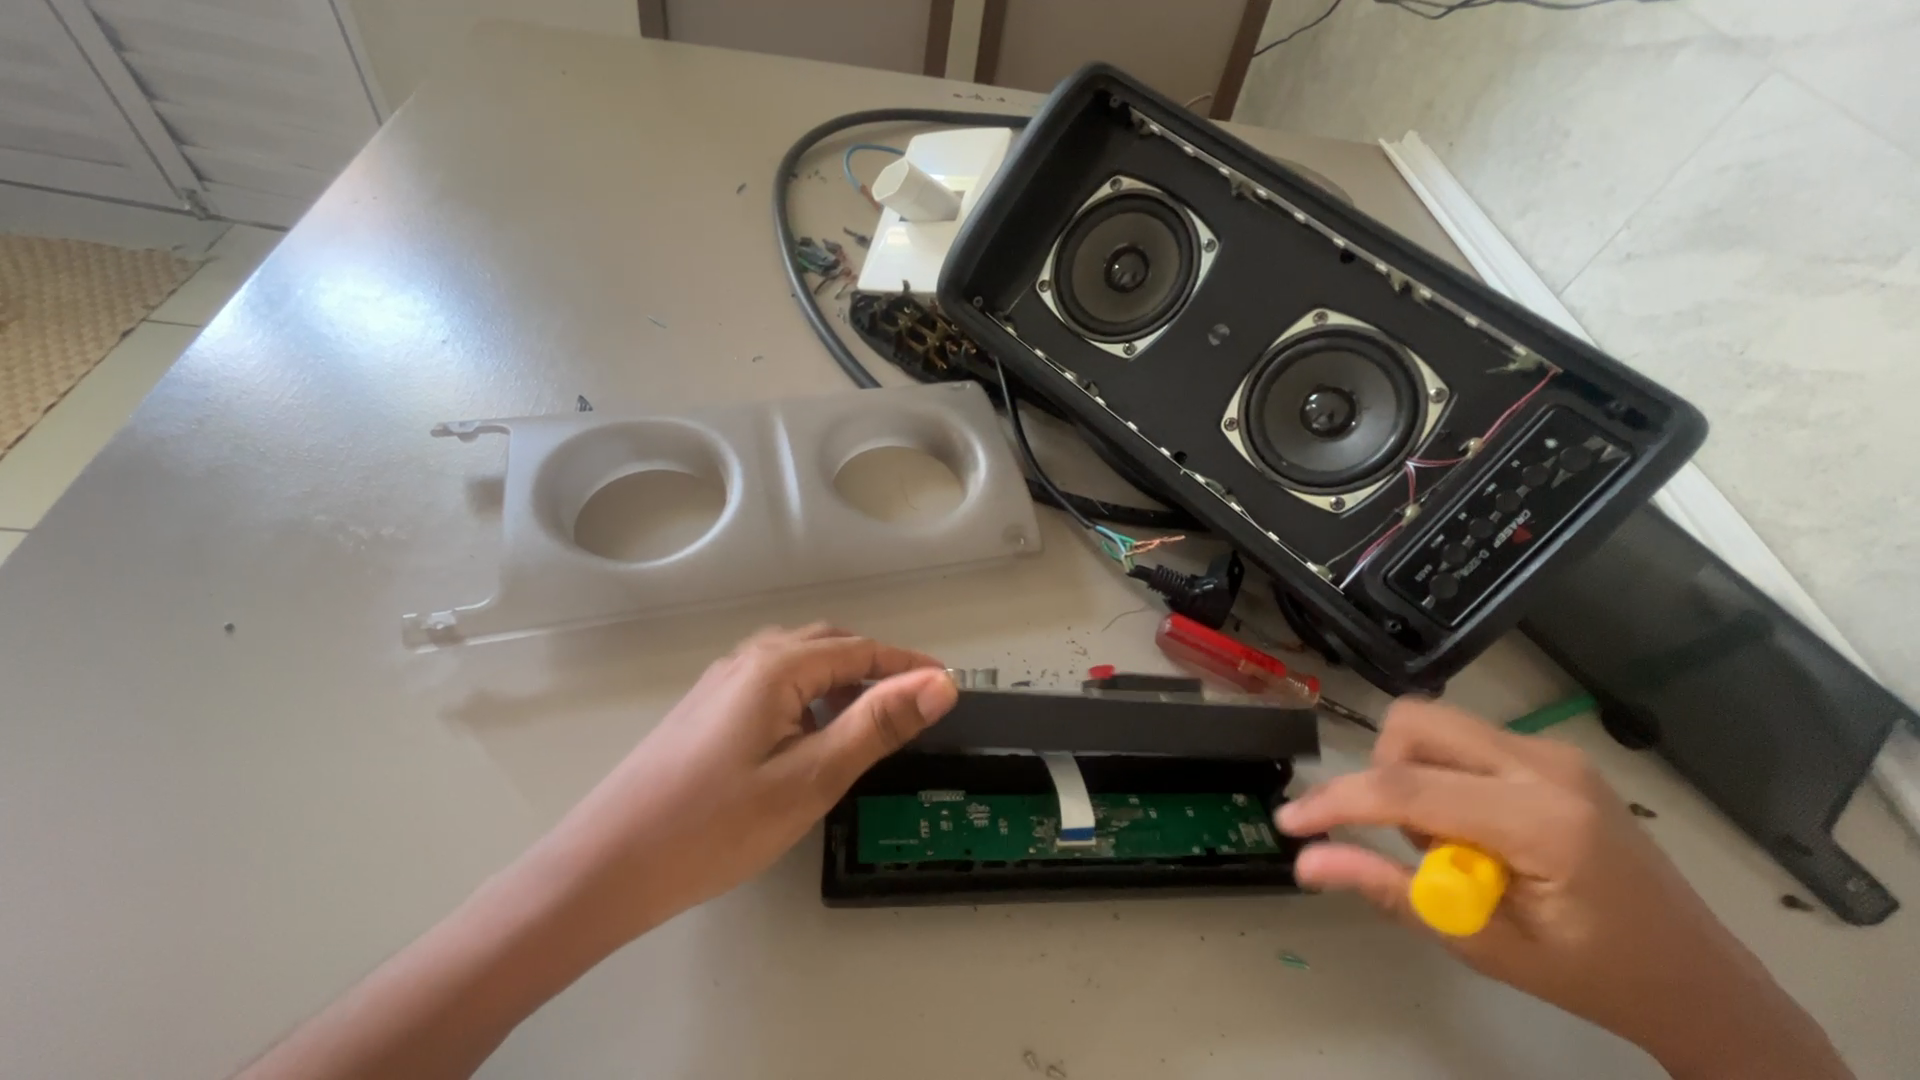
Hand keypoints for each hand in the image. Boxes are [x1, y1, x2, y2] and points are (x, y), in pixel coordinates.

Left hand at [233, 626, 954, 1079]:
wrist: (607, 866)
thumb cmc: (716, 826)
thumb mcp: (810, 778)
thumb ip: (877, 725)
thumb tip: (938, 683)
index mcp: (777, 667)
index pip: (861, 649)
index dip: (908, 665)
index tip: (947, 686)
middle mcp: (747, 660)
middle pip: (828, 644)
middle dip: (876, 666)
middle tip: (912, 705)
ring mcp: (719, 684)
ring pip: (796, 662)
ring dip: (841, 679)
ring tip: (868, 722)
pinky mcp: (704, 710)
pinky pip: (771, 683)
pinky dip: (808, 695)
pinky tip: (808, 736)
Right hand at [1277, 699, 1848, 1079]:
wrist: (1700, 980)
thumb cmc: (1595, 976)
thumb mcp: (1484, 945)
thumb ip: (1392, 892)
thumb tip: (1308, 862)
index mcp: (1540, 820)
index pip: (1407, 787)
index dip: (1337, 800)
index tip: (1291, 823)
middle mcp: (1546, 765)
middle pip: (1415, 723)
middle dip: (1381, 772)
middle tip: (1401, 838)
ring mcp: (1554, 753)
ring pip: (1435, 725)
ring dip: (1412, 774)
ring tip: (1446, 845)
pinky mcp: (1554, 756)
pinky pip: (1464, 741)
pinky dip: (1442, 776)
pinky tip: (1473, 832)